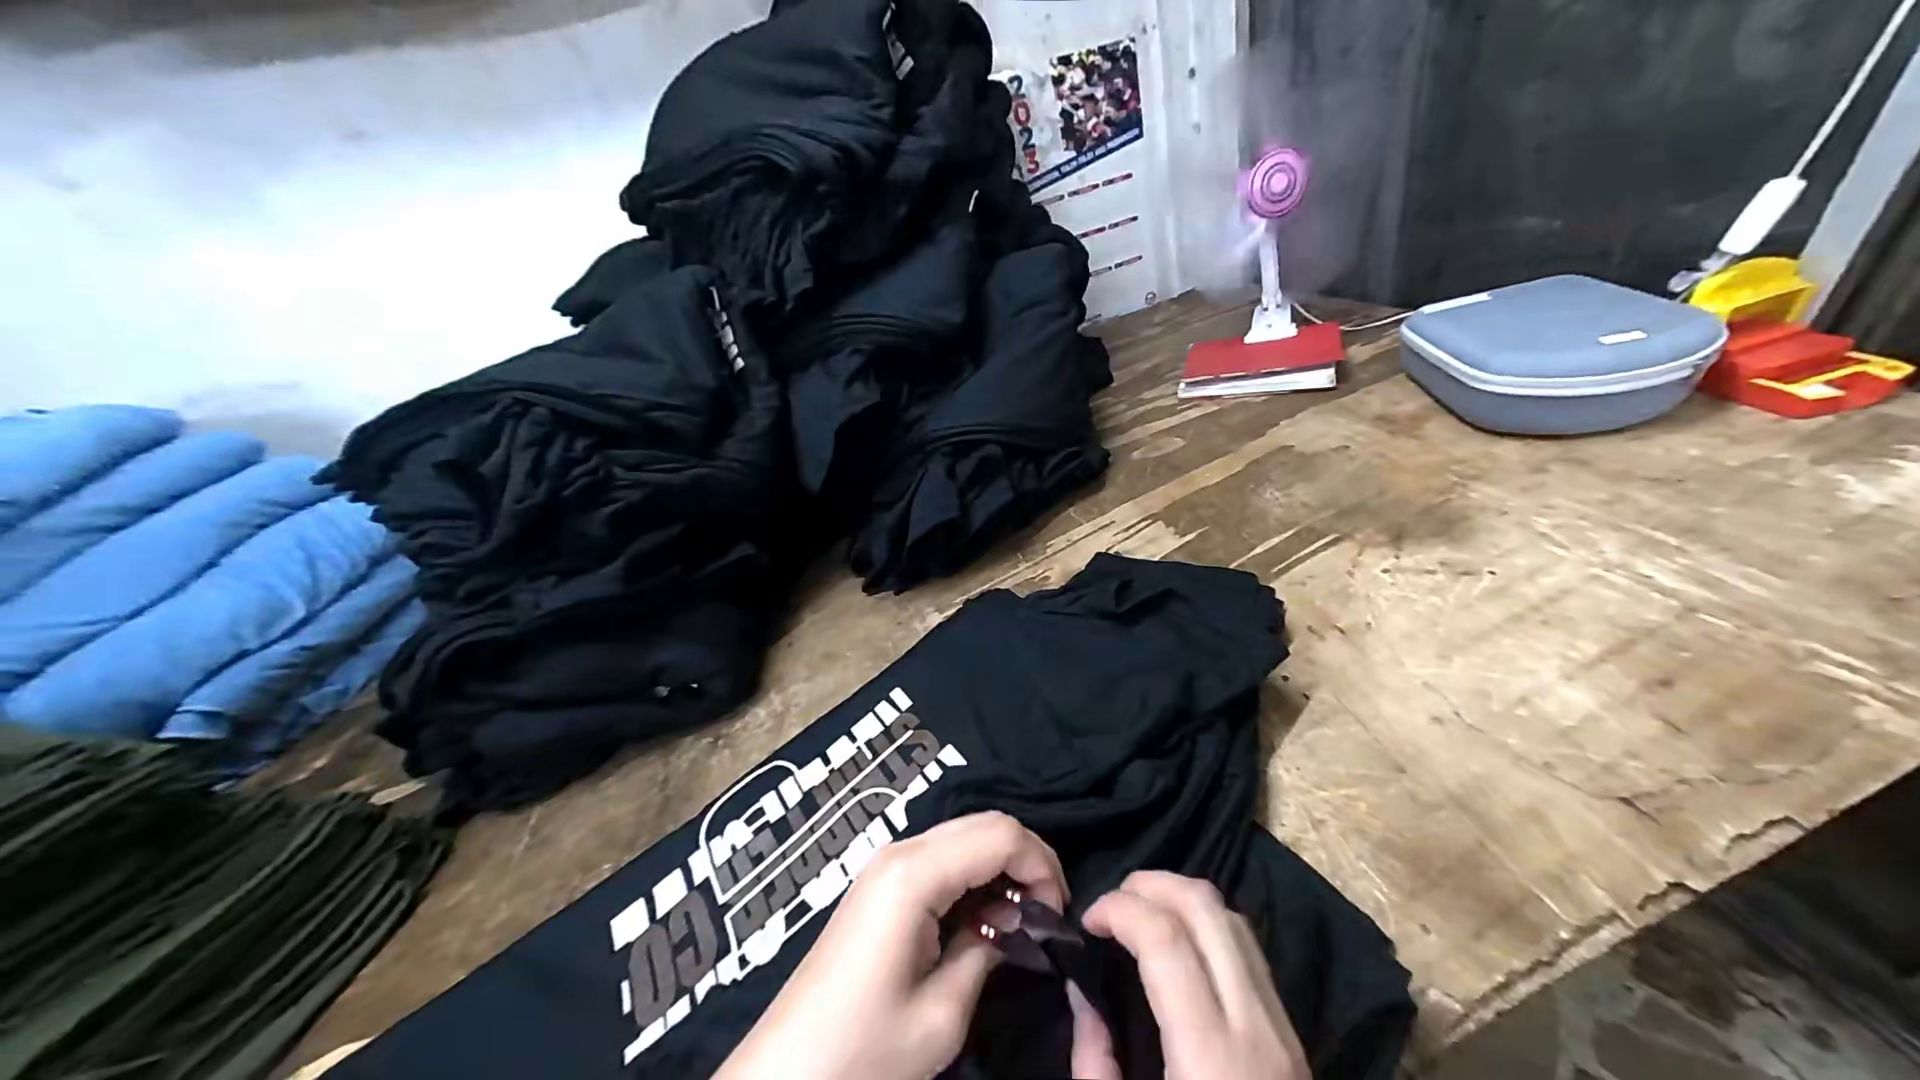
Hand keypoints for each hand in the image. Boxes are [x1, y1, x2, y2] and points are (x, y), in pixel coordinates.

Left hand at [715, 811, 1067, 1079]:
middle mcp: (900, 850)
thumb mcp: (943, 1013)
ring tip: (1020, 920)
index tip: (1058, 916)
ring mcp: (886, 862)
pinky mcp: (881, 881)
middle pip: (984, 823)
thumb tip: (1019, 918)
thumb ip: (988, 948)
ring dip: (1001, 865)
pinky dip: (974, 873)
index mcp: (914, 874)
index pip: (1000, 833)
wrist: (788, 1070)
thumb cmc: (864, 1049)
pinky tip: (982, 916)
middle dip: (1027, 859)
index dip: (1041, 865)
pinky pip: (942, 855)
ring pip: (965, 834)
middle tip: (1047, 915)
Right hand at [1071, 871, 1307, 1079]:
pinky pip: (1248, 950)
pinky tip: (1178, 946)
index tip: (1085, 922)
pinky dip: (1207, 926)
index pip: (1166, 938)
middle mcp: (1255, 1027)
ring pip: (1234, 919)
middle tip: (1110, 904)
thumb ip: (1094, 1060)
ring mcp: (1283, 1029)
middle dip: (1150, 885)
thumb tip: (1082, 992)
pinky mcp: (1292, 1036)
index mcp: (1210, 1056)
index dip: (1119, 909)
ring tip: (1139, 915)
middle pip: (1207, 908)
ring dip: (1180, 900)